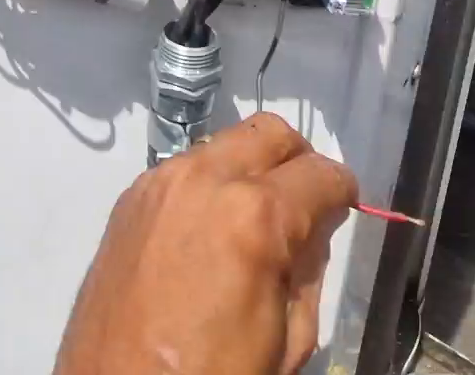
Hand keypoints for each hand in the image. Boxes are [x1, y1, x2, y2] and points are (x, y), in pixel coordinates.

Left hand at [54, 113, 359, 374]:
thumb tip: (314, 225)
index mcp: (255, 216)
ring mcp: (163, 180)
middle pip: (273, 133)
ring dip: (250, 168)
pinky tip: (207, 228)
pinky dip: (209, 183)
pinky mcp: (132, 194)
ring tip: (250, 219)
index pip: (321, 174)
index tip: (342, 208)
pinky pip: (187, 167)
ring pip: (226, 143)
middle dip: (298, 161)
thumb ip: (309, 267)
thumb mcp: (288, 340)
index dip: (342, 191)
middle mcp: (207, 178)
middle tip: (302, 203)